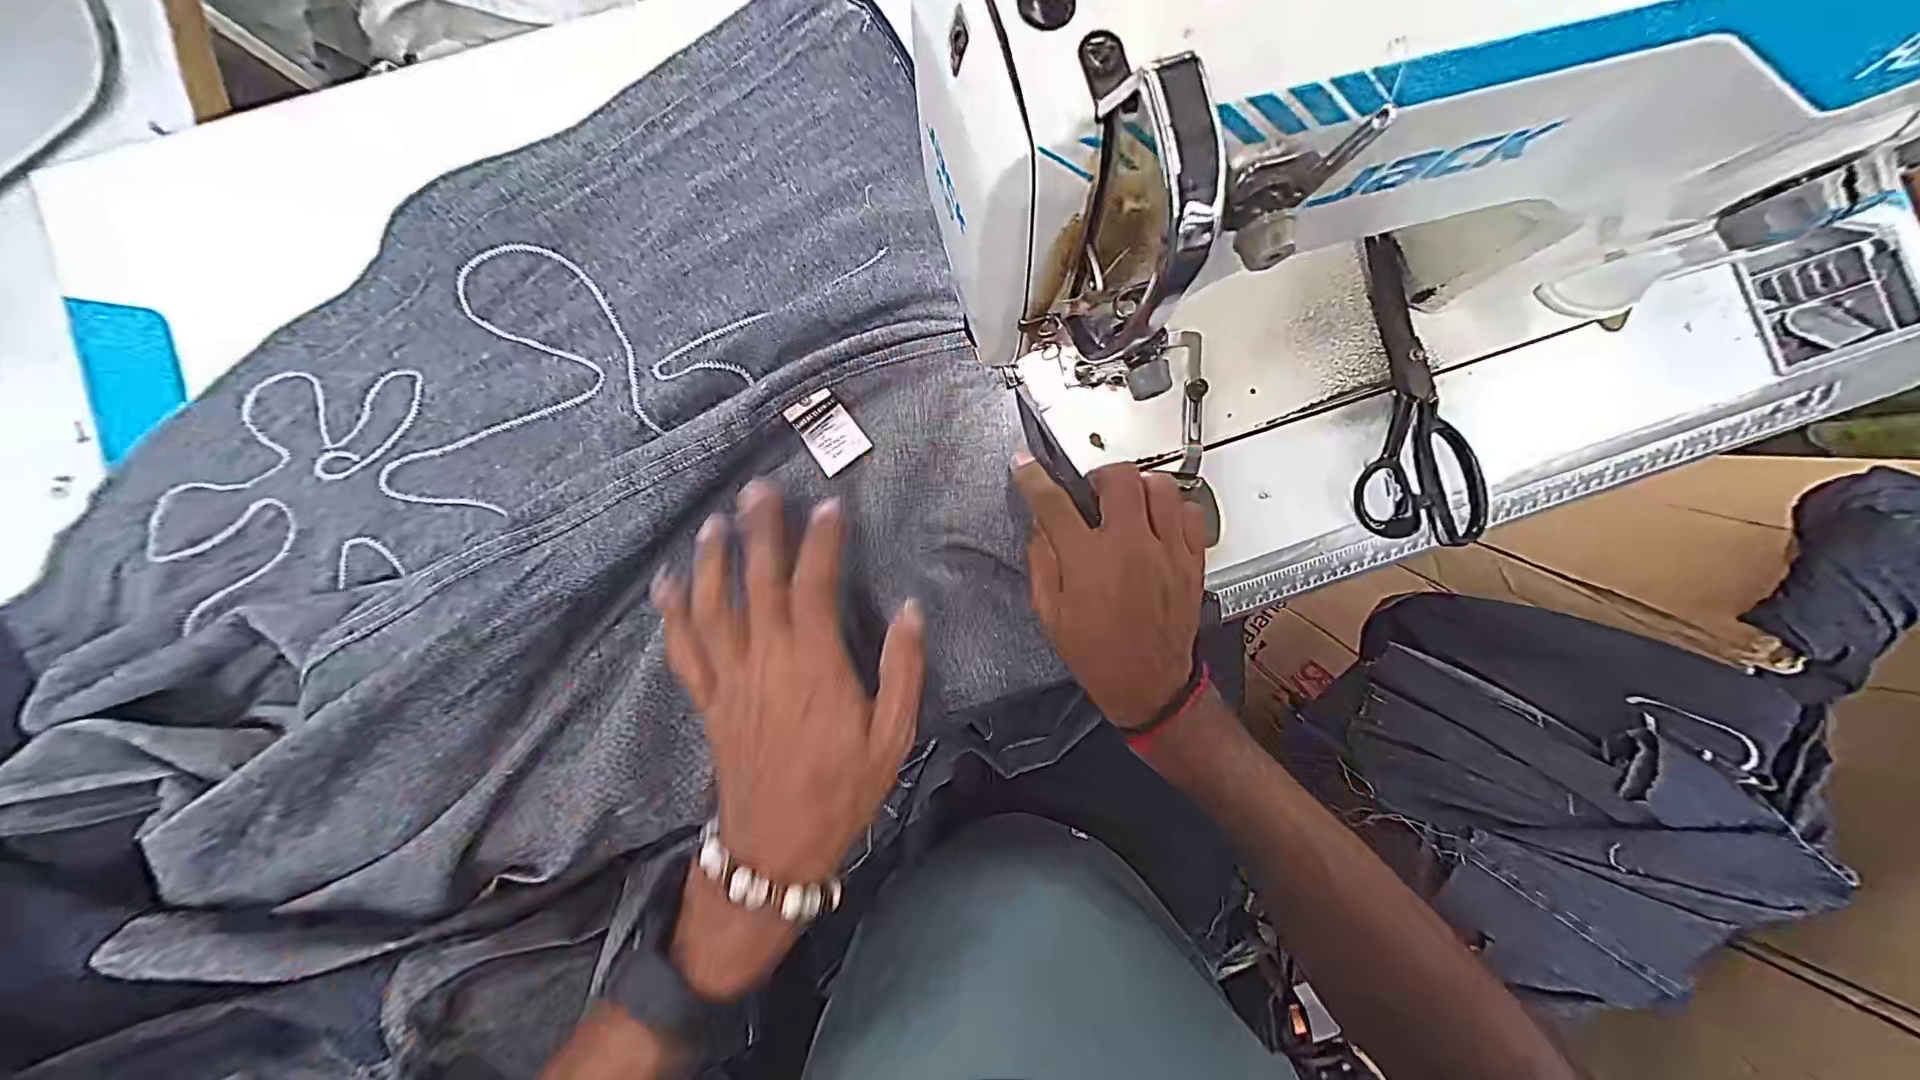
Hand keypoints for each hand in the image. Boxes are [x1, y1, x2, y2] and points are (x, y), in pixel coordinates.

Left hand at [653, 479, 924, 883]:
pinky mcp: (708, 701)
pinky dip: (673, 615)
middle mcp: (766, 662)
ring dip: (713, 561)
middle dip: (760, 532)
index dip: (821, 543)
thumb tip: (910, 611)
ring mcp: (730, 680)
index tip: (829, 508)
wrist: (776, 847)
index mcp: (814, 666)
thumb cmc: (842, 788)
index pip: (814, 588)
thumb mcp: (894, 736)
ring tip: (716, 523)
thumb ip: (903, 670)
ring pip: (714, 608)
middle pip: (759, 584)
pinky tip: (668, 586)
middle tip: (759, 490)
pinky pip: (685, 650)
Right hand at [1013, 456, 1206, 728]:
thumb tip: (1041, 528)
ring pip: (1159, 486)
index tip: (1025, 466)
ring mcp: (1166, 552)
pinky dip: (1174, 508)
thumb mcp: (1050, 613)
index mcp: (1086, 562)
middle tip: (1092, 492)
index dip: (1033, 477)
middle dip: (1098, 476)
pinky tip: (1159, 521)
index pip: (1052, 502)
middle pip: (1117, 477)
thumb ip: (1041, 562)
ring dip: (1138, 487)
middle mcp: (1129, 548)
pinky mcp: (1191, 561)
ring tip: (1128, 503)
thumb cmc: (1099, 654)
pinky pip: (1190, 512)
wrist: (1148, 685)